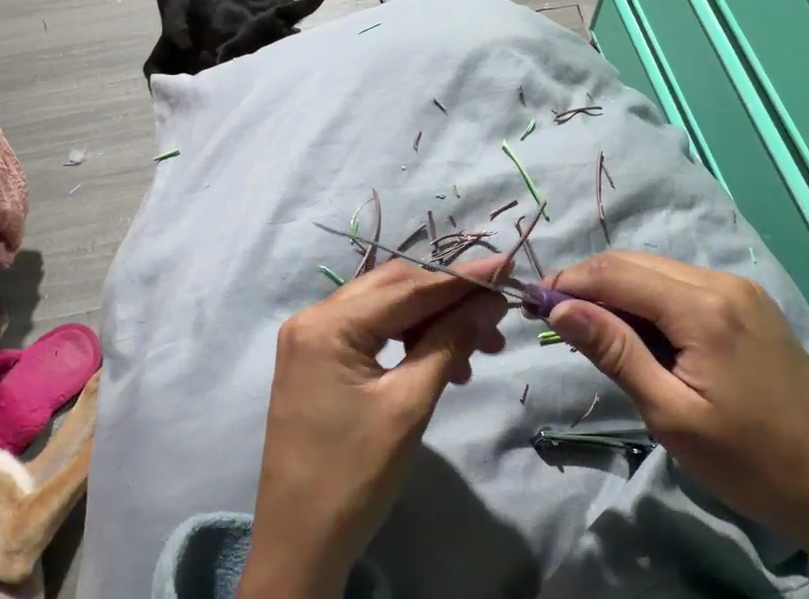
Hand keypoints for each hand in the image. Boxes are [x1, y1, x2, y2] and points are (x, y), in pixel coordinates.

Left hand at [238, 256, 508, 598]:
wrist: (301, 543)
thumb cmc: (356, 475)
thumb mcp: (409, 404)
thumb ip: (449, 341)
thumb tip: (490, 301)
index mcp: (328, 324)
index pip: (408, 286)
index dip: (462, 277)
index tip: (507, 265)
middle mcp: (313, 318)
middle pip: (394, 290)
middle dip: (449, 299)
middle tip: (498, 317)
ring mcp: (311, 339)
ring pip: (385, 310)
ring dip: (432, 322)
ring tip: (478, 350)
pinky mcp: (317, 361)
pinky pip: (370, 333)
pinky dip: (408, 341)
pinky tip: (443, 362)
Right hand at [546, 252, 808, 598]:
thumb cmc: (748, 461)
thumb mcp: (671, 414)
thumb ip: (615, 352)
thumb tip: (560, 309)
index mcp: (703, 309)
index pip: (617, 273)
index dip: (570, 283)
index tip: (533, 305)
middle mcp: (722, 282)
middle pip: (635, 262)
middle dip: (589, 282)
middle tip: (555, 318)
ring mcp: (740, 289)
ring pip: (658, 268)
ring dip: (618, 289)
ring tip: (591, 328)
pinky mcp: (749, 302)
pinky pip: (683, 283)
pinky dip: (650, 297)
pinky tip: (638, 330)